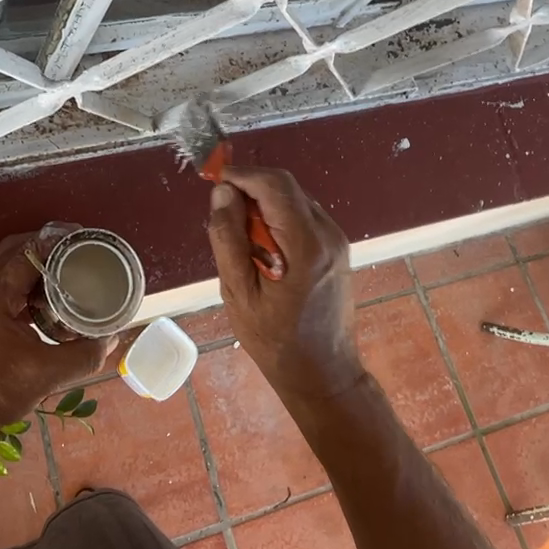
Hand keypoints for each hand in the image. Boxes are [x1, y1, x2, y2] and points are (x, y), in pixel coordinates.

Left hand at [0, 233, 114, 443]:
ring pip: (10, 261)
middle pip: (18, 247)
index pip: (30, 250)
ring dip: (39, 260)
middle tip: (81, 249)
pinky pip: (5, 278)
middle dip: (50, 244)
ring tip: (71, 267)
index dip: (59, 240)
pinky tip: (52, 291)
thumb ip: (86, 353)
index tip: (86, 239)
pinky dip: (28, 278)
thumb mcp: (49, 374)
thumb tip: (113, 335)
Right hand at [208, 167, 365, 403]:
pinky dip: (276, 217)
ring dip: (262, 203)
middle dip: (249, 188)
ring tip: (240, 236)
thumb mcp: (238, 292)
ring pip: (293, 198)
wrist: (324, 374)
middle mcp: (327, 233)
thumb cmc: (276, 340)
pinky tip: (261, 247)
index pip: (274, 185)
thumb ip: (229, 238)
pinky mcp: (335, 247)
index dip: (241, 174)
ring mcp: (335, 239)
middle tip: (222, 212)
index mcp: (306, 245)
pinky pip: (301, 215)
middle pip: (285, 186)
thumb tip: (223, 193)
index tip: (213, 181)